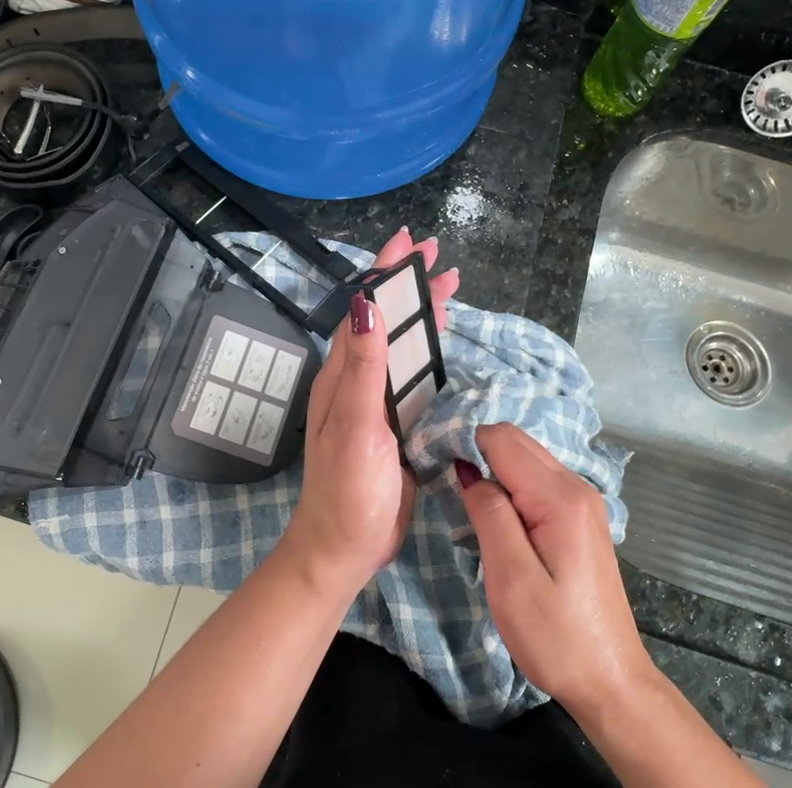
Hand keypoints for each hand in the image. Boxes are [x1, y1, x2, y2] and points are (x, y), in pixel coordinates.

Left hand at [278, 229, 458, 597]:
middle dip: (407, 285)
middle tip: (436, 255)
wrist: (344, 549)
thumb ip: (362, 367)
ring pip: (401, 346)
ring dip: (422, 315)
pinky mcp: (394, 426)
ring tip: (449, 286)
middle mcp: (357, 382)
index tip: (407, 241)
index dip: (384, 273)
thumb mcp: (354, 425)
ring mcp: (376, 404)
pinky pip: (413, 377)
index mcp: (342, 376)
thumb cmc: (347, 491)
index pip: (364, 310)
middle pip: (384, 320)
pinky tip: (444, 345)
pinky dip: (429, 352)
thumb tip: (365, 303)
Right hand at [456, 422, 654, 718]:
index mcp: (560, 498)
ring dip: (493, 467)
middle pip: (516, 441)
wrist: (610, 681)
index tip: (434, 466)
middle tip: (444, 482)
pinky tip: (495, 514)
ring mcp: (583, 502)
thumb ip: (489, 514)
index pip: (502, 440)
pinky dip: (510, 484)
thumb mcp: (511, 578)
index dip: (464, 444)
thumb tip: (468, 468)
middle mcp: (577, 488)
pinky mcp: (580, 519)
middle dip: (477, 450)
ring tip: (465, 500)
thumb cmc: (556, 636)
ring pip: (527, 458)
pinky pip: (538, 481)